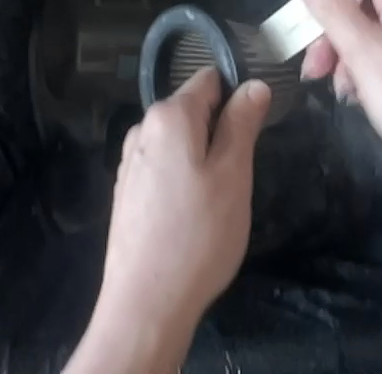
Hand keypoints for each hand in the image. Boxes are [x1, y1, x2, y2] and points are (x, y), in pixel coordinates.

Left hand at [92, 69, 270, 346]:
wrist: (145, 303)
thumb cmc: (198, 234)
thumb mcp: (233, 174)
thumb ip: (242, 123)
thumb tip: (254, 84)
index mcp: (169, 115)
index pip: (209, 78)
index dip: (236, 95)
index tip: (254, 129)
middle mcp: (142, 128)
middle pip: (192, 109)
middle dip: (220, 131)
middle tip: (239, 174)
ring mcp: (130, 160)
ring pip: (179, 141)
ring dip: (202, 157)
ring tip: (218, 199)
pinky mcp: (126, 190)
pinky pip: (163, 166)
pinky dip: (182, 179)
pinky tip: (192, 216)